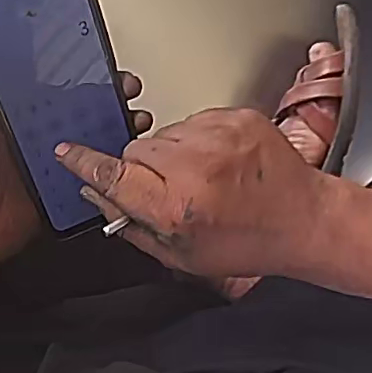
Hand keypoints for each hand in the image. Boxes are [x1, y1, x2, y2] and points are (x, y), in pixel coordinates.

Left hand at [0, 14, 153, 274]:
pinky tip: (117, 142)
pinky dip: (103, 149)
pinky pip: (85, 157)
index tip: (76, 35)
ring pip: (80, 123)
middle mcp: (22, 124)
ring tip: (125, 106)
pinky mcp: (56, 175)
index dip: (53, 51)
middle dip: (94, 82)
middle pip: (64, 93)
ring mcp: (41, 149)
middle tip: (115, 76)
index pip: (28, 68)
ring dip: (105, 113)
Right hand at [56, 108, 329, 280]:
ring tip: (201, 176)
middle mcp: (194, 168)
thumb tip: (95, 192)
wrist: (304, 219)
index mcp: (176, 207)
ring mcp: (217, 138)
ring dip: (170, 154)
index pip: (113, 175)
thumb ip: (129, 223)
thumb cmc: (247, 242)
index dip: (84, 163)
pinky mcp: (235, 118)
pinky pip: (190, 122)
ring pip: (161, 135)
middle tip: (169, 188)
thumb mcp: (179, 254)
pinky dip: (196, 141)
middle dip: (141, 169)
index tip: (67, 153)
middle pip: (134, 150)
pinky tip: (217, 163)